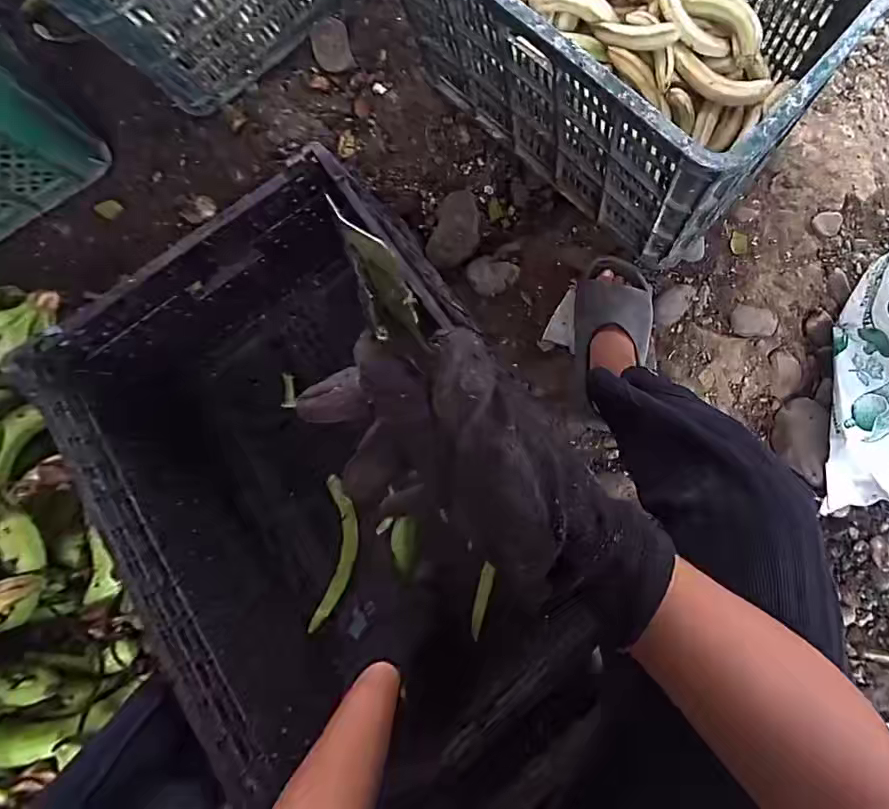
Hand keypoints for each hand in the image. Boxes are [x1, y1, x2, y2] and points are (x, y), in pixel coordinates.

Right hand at [299, 329, 674, 648]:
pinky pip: (437, 451)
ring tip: (362, 494)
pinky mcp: (485, 452)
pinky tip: (390, 503)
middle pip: (408, 384)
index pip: (410, 348)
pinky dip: (411, 473)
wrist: (571, 541)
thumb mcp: (451, 452)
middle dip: (365, 411)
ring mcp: (480, 421)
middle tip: (317, 424)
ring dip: (384, 452)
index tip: (323, 399)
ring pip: (418, 421)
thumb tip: (368, 346)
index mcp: (469, 378)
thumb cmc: (511, 496)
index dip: (365, 367)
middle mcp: (475, 389)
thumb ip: (411, 404)